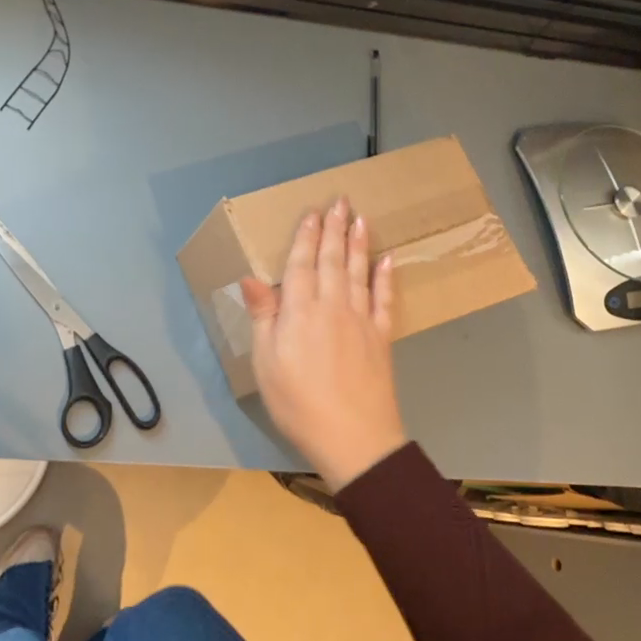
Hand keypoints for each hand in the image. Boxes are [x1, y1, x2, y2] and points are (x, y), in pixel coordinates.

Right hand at [241, 197, 405, 488]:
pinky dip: (386, 278)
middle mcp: (332, 306)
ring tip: (362, 218)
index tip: (312, 213)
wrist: (353, 438)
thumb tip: (251, 277)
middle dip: (335, 229)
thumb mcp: (266, 363)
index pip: (302, 264)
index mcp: (300, 311)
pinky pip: (385, 299)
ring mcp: (361, 320)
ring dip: (360, 243)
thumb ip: (263, 317)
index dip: (306, 237)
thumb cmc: (298, 403)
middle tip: (341, 202)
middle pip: (333, 260)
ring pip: (359, 272)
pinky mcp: (382, 338)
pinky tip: (388, 260)